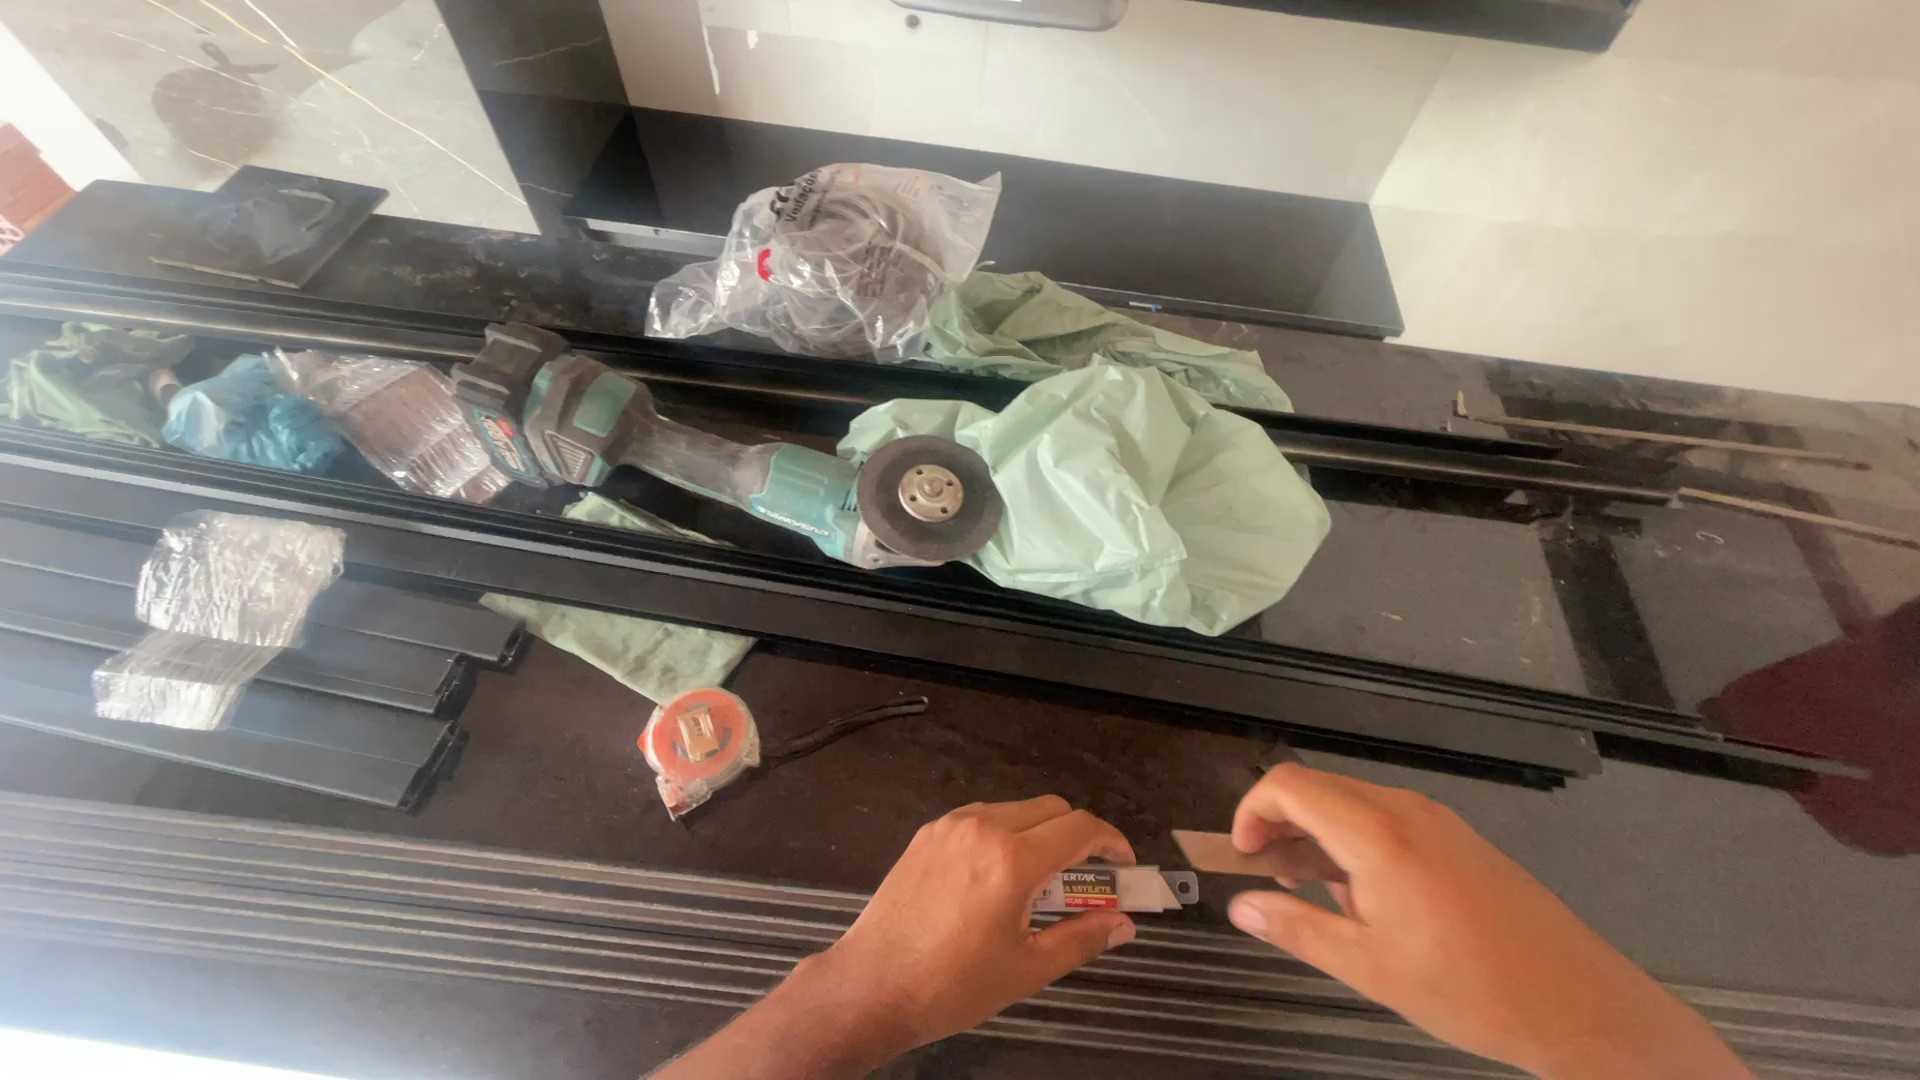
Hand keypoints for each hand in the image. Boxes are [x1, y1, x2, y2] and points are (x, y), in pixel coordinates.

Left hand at [806, 795, 1137, 1053]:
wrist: (873, 983)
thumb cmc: (954, 984)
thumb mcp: (1027, 969)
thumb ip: (1082, 939)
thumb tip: (1124, 924)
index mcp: (1013, 859)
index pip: (1080, 828)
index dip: (1111, 841)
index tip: (1123, 864)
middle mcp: (985, 827)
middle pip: (1052, 808)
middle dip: (1079, 835)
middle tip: (1086, 877)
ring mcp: (952, 825)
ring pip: (1016, 809)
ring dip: (1041, 832)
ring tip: (1040, 880)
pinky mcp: (929, 832)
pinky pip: (982, 817)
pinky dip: (1005, 833)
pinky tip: (998, 874)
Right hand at [1226, 764, 1752, 1079]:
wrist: (1588, 1010)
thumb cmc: (1469, 990)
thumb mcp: (1368, 967)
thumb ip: (1294, 927)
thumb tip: (1240, 905)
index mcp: (1376, 832)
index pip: (1288, 786)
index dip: (1251, 812)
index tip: (1244, 857)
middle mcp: (1405, 809)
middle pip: (1316, 787)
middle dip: (1279, 823)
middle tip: (1273, 876)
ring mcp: (1438, 820)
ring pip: (1350, 802)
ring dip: (1317, 833)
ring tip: (1321, 895)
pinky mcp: (1460, 839)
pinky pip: (1386, 817)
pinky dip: (1354, 840)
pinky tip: (1371, 898)